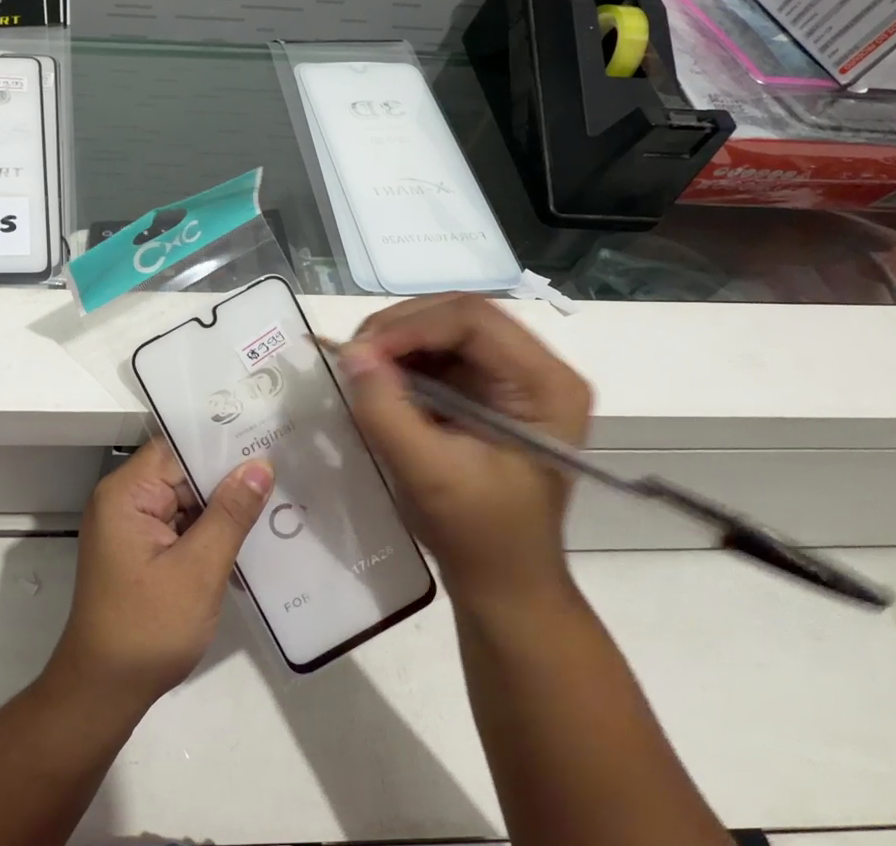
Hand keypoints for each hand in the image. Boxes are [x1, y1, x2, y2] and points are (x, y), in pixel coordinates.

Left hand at [45, 439, 274, 710]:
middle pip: (182, 473)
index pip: (176, 449)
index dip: (221, 443)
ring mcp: (132, 529)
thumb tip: (259, 465)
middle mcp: (123, 502)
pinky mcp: (142, 554)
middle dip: (229, 476)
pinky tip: (253, 539)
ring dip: (225, 508)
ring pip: (186, 502)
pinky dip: (212, 534)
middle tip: (288, 468)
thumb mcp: (198, 570)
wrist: (105, 689)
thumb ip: (229, 514)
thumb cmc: (148, 627)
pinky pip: (182, 528)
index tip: (269, 435)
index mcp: (125, 494)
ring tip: (283, 498)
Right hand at [336, 294, 591, 609]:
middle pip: (459, 315)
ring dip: (395, 342)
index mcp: (546, 385)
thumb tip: (350, 353)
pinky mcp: (483, 393)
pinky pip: (436, 356)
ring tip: (357, 368)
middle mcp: (536, 369)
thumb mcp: (429, 474)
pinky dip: (399, 362)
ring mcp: (510, 379)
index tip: (358, 354)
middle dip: (398, 329)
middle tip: (351, 357)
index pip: (474, 320)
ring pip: (443, 329)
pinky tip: (375, 381)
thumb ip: (387, 411)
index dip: (411, 326)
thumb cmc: (479, 535)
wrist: (503, 581)